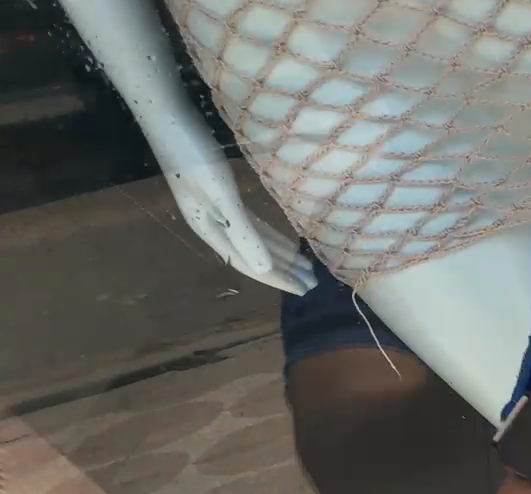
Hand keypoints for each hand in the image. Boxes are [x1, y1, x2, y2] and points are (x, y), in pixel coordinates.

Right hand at [159, 158, 316, 294]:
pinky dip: (274, 239)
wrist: (168, 118)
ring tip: (310, 270)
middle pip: (256, 257)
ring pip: (258, 243)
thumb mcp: (223, 197)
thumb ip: (243, 234)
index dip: (278, 280)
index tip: (305, 291)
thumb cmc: (194, 156)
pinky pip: (255, 227)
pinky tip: (292, 247)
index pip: (250, 264)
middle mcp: (214, 225)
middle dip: (285, 272)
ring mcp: (218, 211)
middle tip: (315, 285)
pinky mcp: (225, 198)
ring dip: (284, 258)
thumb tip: (265, 269)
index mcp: (210, 229)